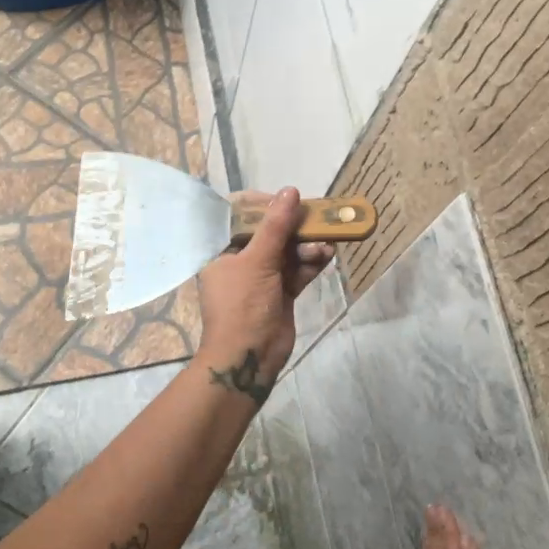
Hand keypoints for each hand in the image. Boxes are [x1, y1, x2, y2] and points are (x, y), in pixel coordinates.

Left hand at [195, 188, 332, 402]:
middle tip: (316, 218)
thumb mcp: (257, 261)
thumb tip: (291, 191)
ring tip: (324, 245)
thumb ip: (276, 226)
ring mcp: (261, 276)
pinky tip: (328, 256)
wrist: (249, 357)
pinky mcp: (281, 292)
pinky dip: (312, 263)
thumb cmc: (242, 306)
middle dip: (294, 226)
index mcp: (220, 249)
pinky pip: (298, 269)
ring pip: (287, 250)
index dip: (263, 205)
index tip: (286, 201)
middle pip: (268, 231)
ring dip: (307, 245)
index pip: (237, 214)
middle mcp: (239, 259)